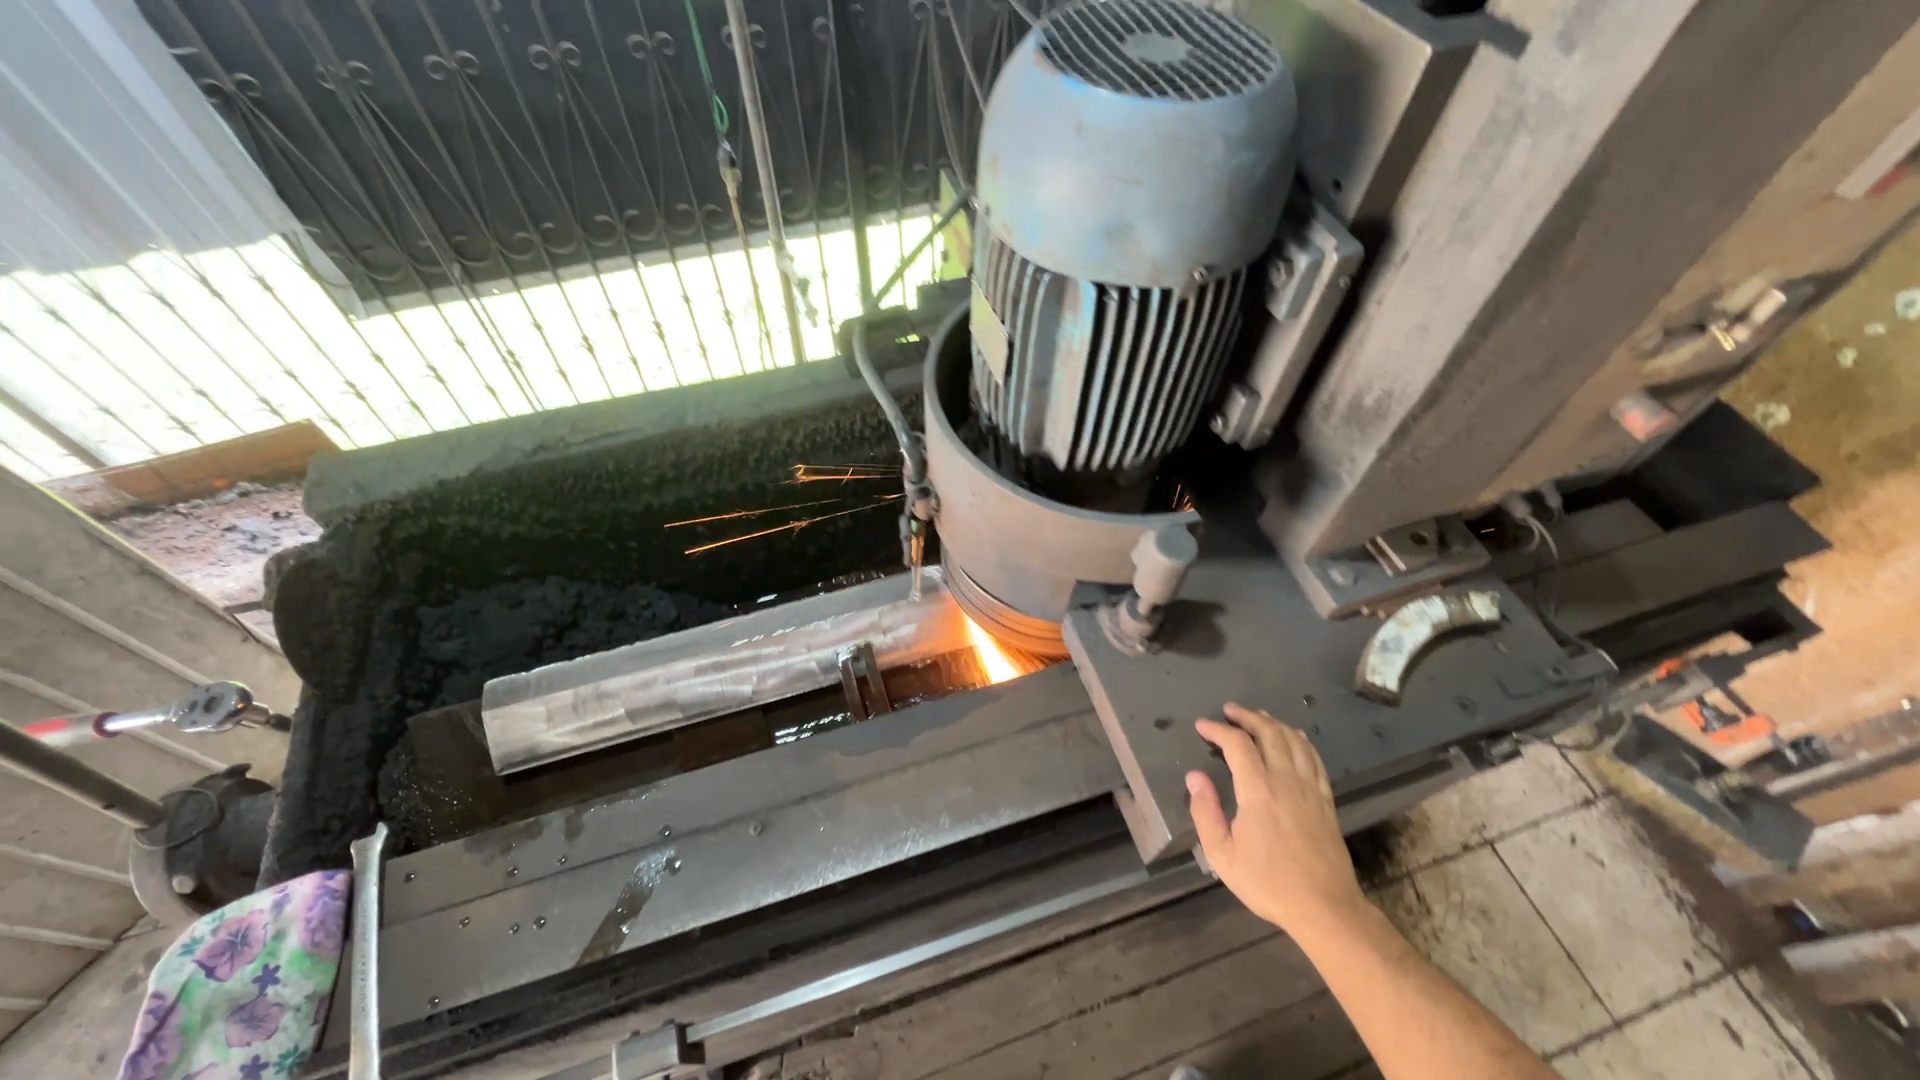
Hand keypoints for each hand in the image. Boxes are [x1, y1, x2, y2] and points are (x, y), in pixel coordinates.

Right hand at [1187, 702, 1366, 935]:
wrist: (1324, 906)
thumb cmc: (1267, 883)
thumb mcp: (1222, 855)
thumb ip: (1205, 812)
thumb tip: (1195, 777)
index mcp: (1258, 791)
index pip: (1237, 745)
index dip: (1218, 730)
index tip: (1202, 726)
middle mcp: (1286, 780)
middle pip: (1269, 733)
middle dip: (1247, 716)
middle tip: (1229, 711)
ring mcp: (1311, 788)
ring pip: (1294, 741)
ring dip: (1273, 723)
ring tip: (1257, 716)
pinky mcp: (1326, 799)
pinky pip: (1315, 758)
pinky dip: (1301, 741)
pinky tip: (1294, 737)